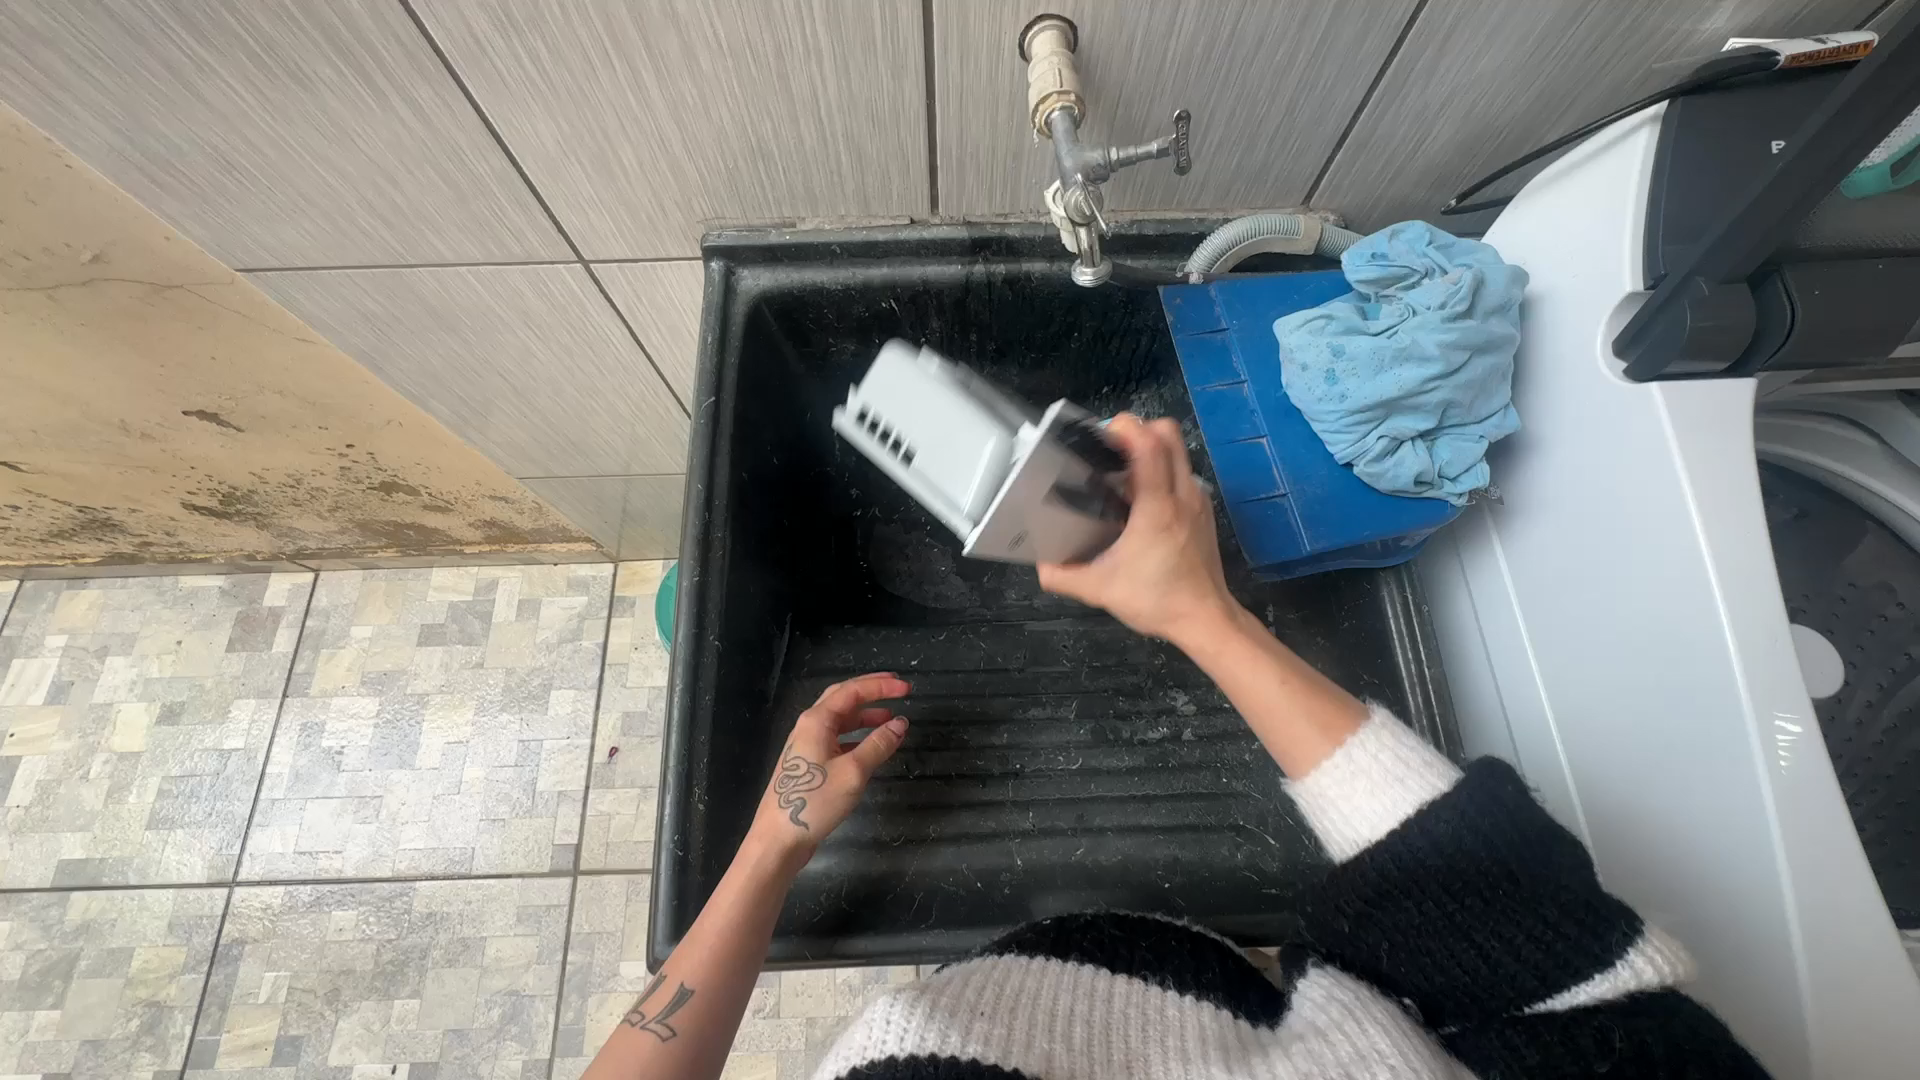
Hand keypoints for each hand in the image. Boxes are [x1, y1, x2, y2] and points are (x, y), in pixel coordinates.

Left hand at [747, 672, 910, 863]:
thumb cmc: (814, 801)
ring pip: (839, 720)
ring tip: (889, 718)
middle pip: (842, 698)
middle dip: (870, 691)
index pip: (852, 691)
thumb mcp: (854, 772)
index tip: (906, 687)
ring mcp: (807, 745)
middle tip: (896, 688)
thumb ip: (879, 745)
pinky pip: (837, 738)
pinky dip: (857, 736)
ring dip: (865, 715)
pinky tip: (870, 746)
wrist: (778, 840)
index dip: (881, 686)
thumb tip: (900, 724)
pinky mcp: (808, 764)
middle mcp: (809, 726)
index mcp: (817, 720)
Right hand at [1039, 413, 1240, 645]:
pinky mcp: (1203, 510)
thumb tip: (1040, 566)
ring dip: (1149, 449)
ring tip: (1119, 474)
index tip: (1099, 435)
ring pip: (1177, 451)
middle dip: (1137, 430)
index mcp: (1158, 508)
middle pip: (1168, 434)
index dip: (1124, 429)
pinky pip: (1181, 472)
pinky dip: (1160, 470)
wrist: (1205, 620)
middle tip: (1108, 450)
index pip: (1149, 446)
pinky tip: (1138, 498)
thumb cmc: (1156, 601)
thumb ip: (1064, 577)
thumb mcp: (1101, 590)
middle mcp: (1183, 495)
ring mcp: (1197, 500)